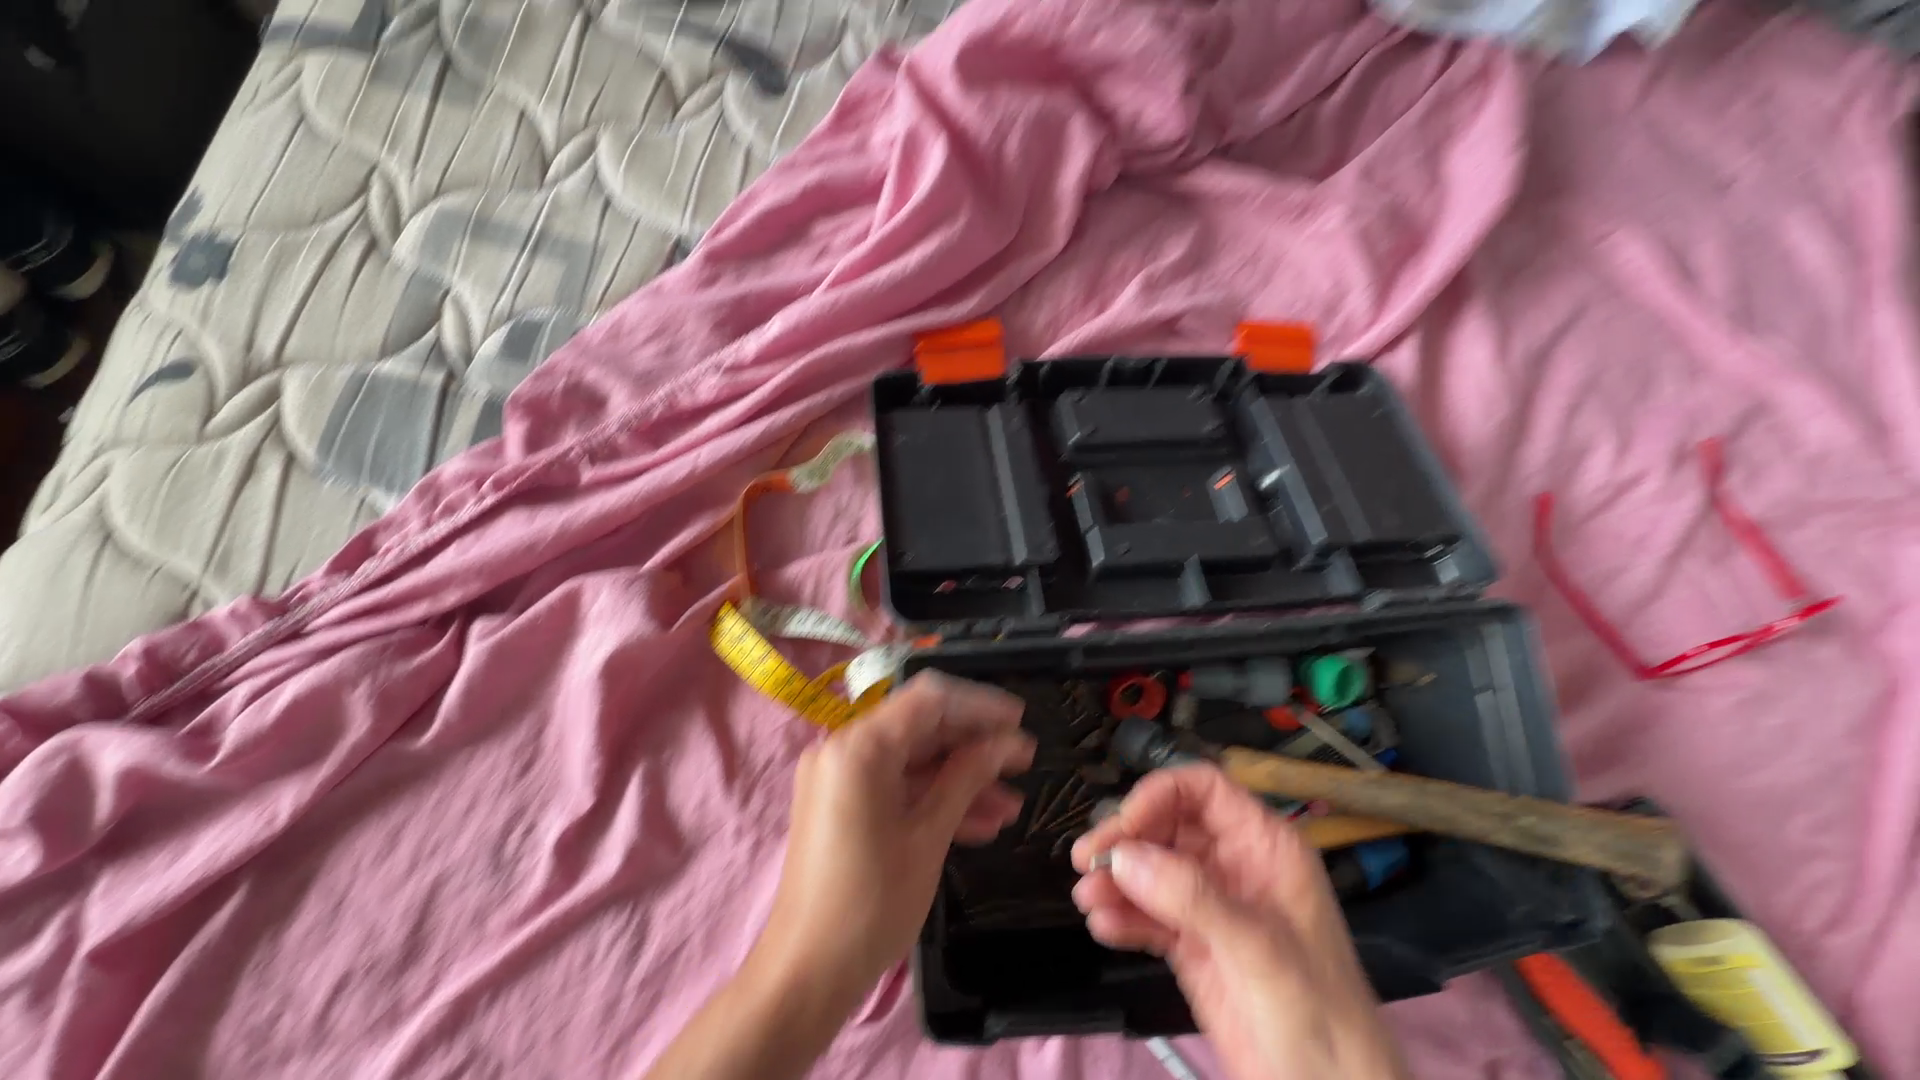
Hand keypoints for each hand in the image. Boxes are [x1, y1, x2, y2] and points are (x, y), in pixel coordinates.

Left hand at [749, 672, 1035, 1010]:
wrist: (807, 971)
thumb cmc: (872, 903)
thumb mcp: (928, 836)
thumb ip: (966, 778)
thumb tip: (1005, 742)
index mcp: (860, 747)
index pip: (929, 700)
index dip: (979, 705)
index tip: (1019, 721)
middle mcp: (843, 750)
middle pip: (920, 729)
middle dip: (974, 747)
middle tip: (1023, 763)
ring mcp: (839, 779)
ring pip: (912, 763)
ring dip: (960, 780)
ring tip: (1012, 806)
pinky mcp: (841, 806)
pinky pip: (895, 788)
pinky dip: (934, 800)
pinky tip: (979, 825)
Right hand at [1070, 765, 1408, 1079]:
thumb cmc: (1316, 1016)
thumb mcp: (1258, 948)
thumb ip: (1192, 898)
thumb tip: (1124, 856)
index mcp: (1264, 847)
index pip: (1204, 790)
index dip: (1160, 795)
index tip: (1123, 825)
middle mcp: (1233, 866)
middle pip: (1167, 826)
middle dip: (1126, 839)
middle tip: (1087, 862)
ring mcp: (1210, 906)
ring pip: (1151, 870)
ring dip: (1116, 880)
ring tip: (1087, 899)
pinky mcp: (1191, 945)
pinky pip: (1148, 915)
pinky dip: (1123, 917)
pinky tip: (1103, 927)